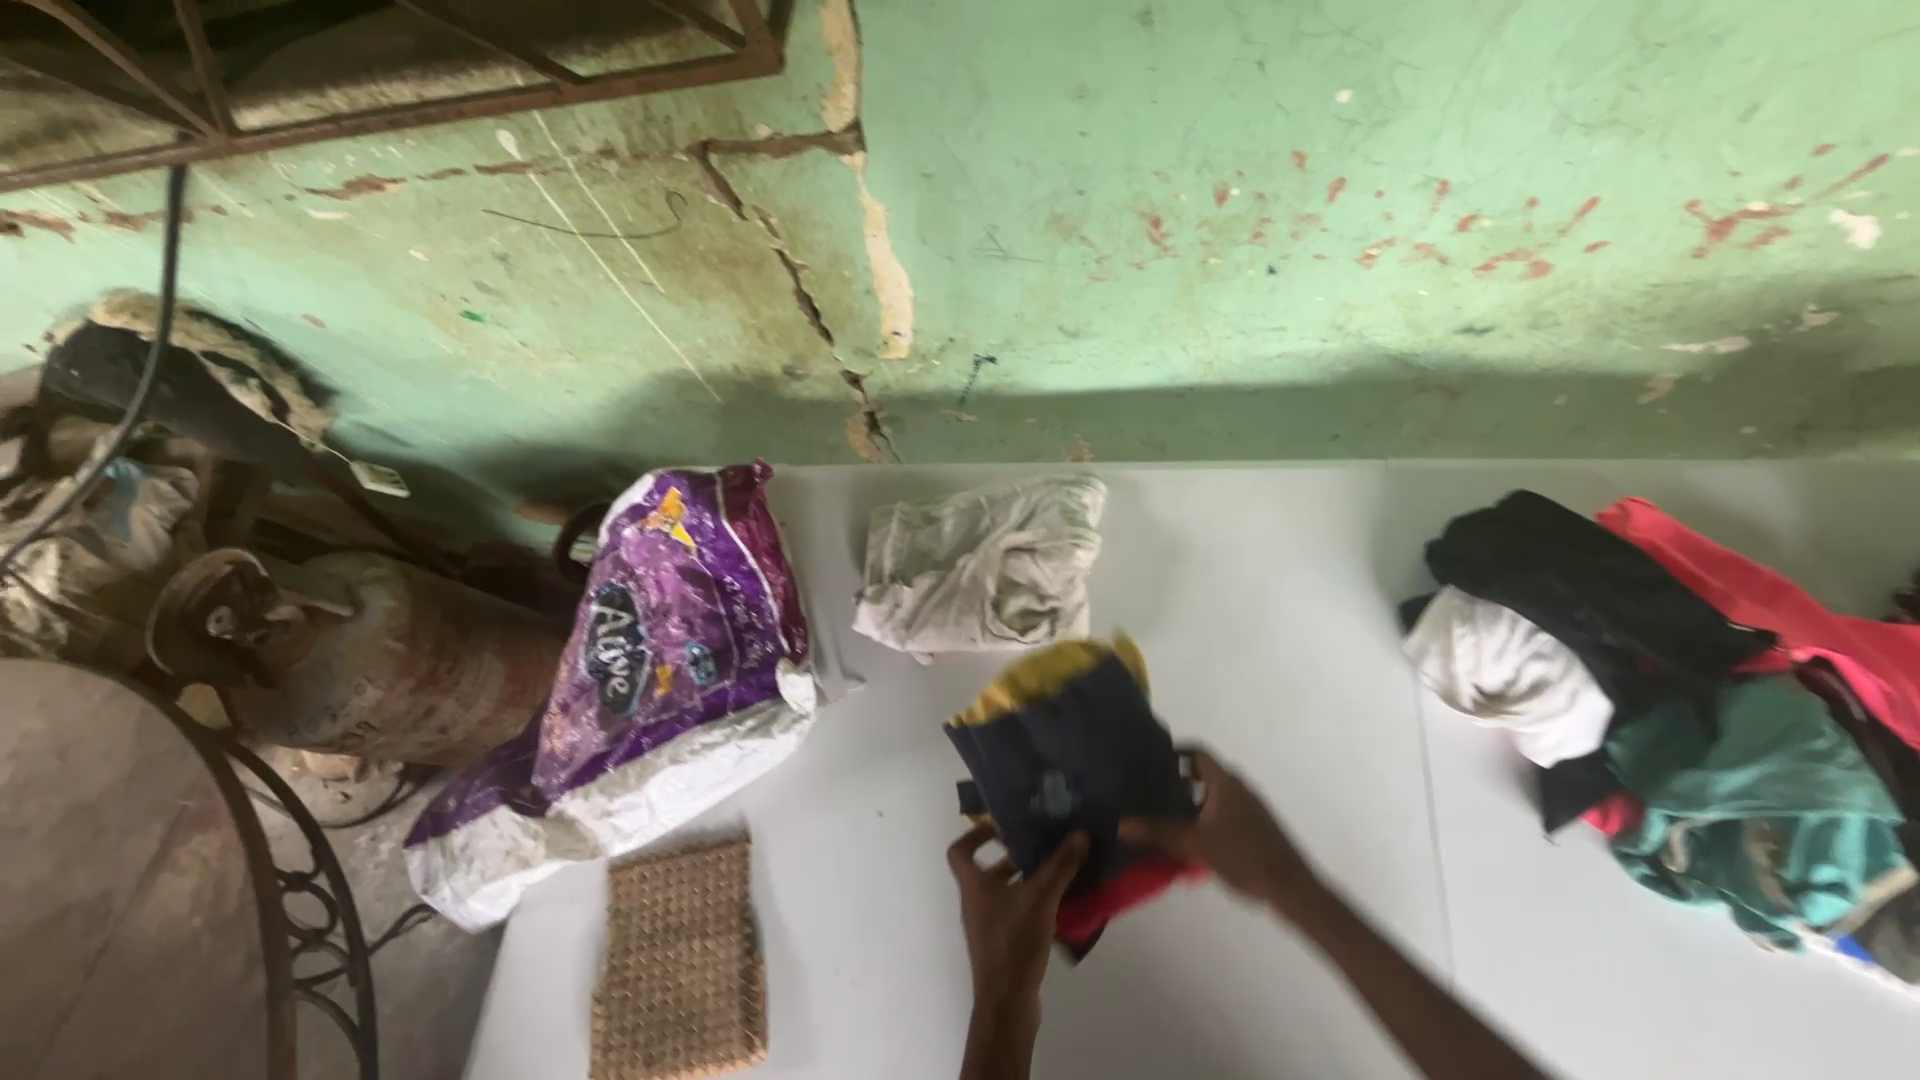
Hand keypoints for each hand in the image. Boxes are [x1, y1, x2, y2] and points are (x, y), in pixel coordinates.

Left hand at [947, 824, 1087, 1013]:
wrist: (1006, 1001)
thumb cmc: (1014, 940)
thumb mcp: (1041, 897)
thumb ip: (1060, 865)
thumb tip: (1080, 833)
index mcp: (973, 885)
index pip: (959, 851)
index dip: (975, 835)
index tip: (1001, 827)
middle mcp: (974, 903)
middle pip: (986, 872)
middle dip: (1012, 859)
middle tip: (1040, 850)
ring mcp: (986, 926)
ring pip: (1001, 894)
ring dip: (1024, 883)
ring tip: (1055, 876)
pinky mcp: (1000, 946)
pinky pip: (1012, 915)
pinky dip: (1030, 906)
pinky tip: (1057, 908)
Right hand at [1119, 748, 1322, 915]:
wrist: (1291, 888)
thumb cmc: (1244, 855)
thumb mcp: (1195, 844)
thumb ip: (1158, 833)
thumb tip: (1121, 824)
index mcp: (1226, 782)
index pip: (1197, 753)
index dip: (1174, 752)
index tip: (1150, 759)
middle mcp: (1239, 789)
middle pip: (1203, 776)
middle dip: (1176, 783)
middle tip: (1149, 792)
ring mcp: (1249, 810)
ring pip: (1212, 799)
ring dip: (1189, 806)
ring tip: (1163, 819)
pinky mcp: (1254, 830)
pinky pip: (1221, 816)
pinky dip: (1203, 822)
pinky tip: (1189, 845)